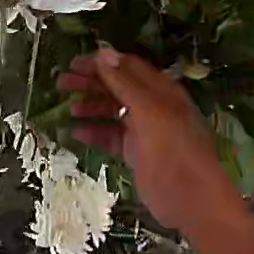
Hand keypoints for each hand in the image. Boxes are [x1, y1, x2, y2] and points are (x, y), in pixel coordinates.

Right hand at [58, 47, 243, 237]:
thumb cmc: (174, 151)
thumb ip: (125, 83)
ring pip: (113, 111)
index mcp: (160, 90)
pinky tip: (77, 133)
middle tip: (61, 83)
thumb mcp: (150, 112)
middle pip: (117, 86)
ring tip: (69, 109)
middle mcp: (152, 106)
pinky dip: (96, 132)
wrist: (192, 202)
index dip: (100, 63)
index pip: (126, 66)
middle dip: (90, 83)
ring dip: (91, 106)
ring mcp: (144, 130)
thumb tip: (103, 52)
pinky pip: (112, 136)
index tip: (73, 64)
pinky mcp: (136, 152)